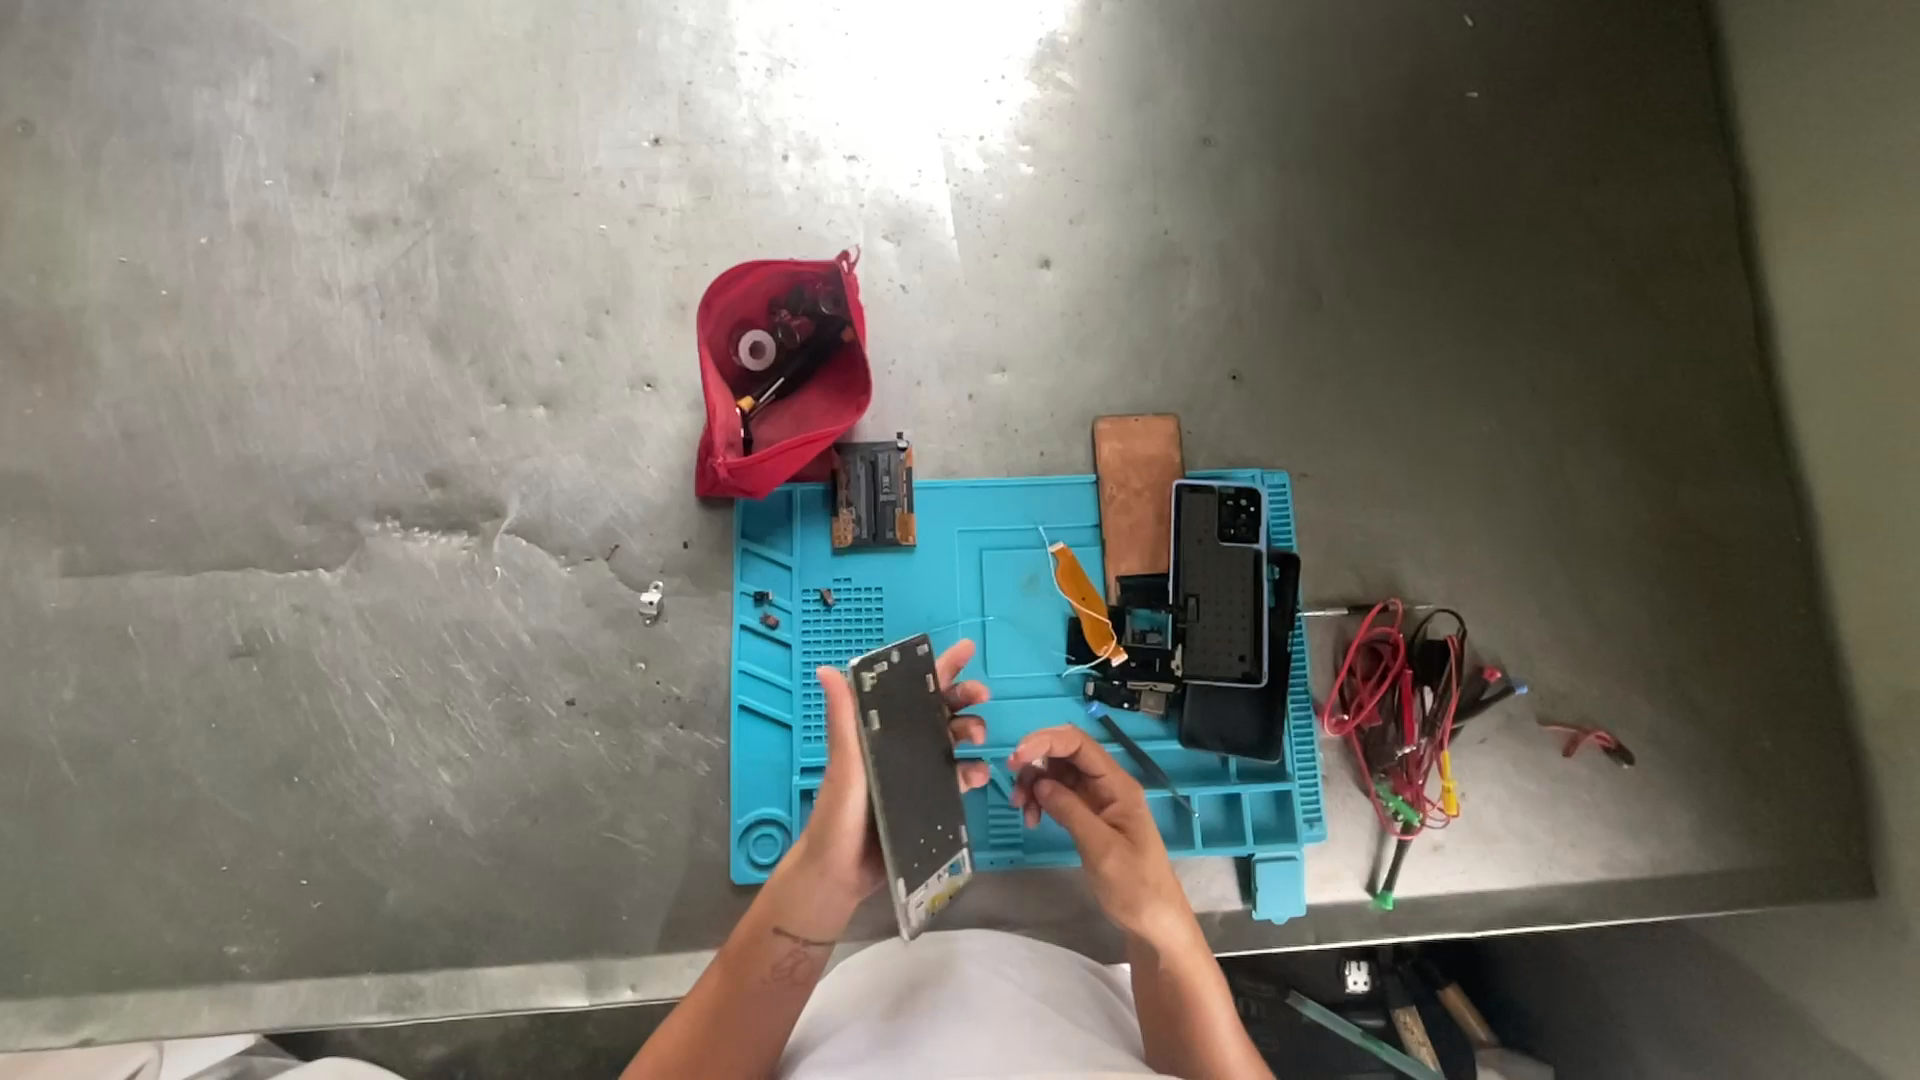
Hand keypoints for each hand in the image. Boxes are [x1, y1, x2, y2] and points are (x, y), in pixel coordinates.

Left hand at [790, 638, 990, 915]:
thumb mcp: (844, 762)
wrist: (841, 875)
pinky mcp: (928, 799)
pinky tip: (979, 776)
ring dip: (969, 730)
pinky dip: (971, 772)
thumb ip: (843, 718)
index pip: (910, 691)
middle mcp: (899, 745)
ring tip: (978, 736)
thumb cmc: (837, 814)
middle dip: (962, 696)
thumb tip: (827, 669)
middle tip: (981, 693)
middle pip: (938, 711)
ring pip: (951, 741)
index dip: (938, 668)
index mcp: (879, 730)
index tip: (966, 650)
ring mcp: (915, 772)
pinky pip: (956, 779)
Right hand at [1009, 724, 1194, 944]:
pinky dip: (1041, 800)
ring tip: (1021, 808)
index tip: (1016, 759)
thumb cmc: (1135, 886)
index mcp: (1118, 785)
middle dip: (1035, 762)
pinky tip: (1032, 819)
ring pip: (1058, 774)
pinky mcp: (1088, 816)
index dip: (1045, 742)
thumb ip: (1071, 811)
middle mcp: (1107, 785)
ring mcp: (1097, 800)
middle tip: (1013, 784)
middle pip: (1066, 754)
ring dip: (1034, 783)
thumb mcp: (1102, 850)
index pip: (1079, 744)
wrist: (1155, 923)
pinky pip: (1058, 795)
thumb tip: (1039, 782)